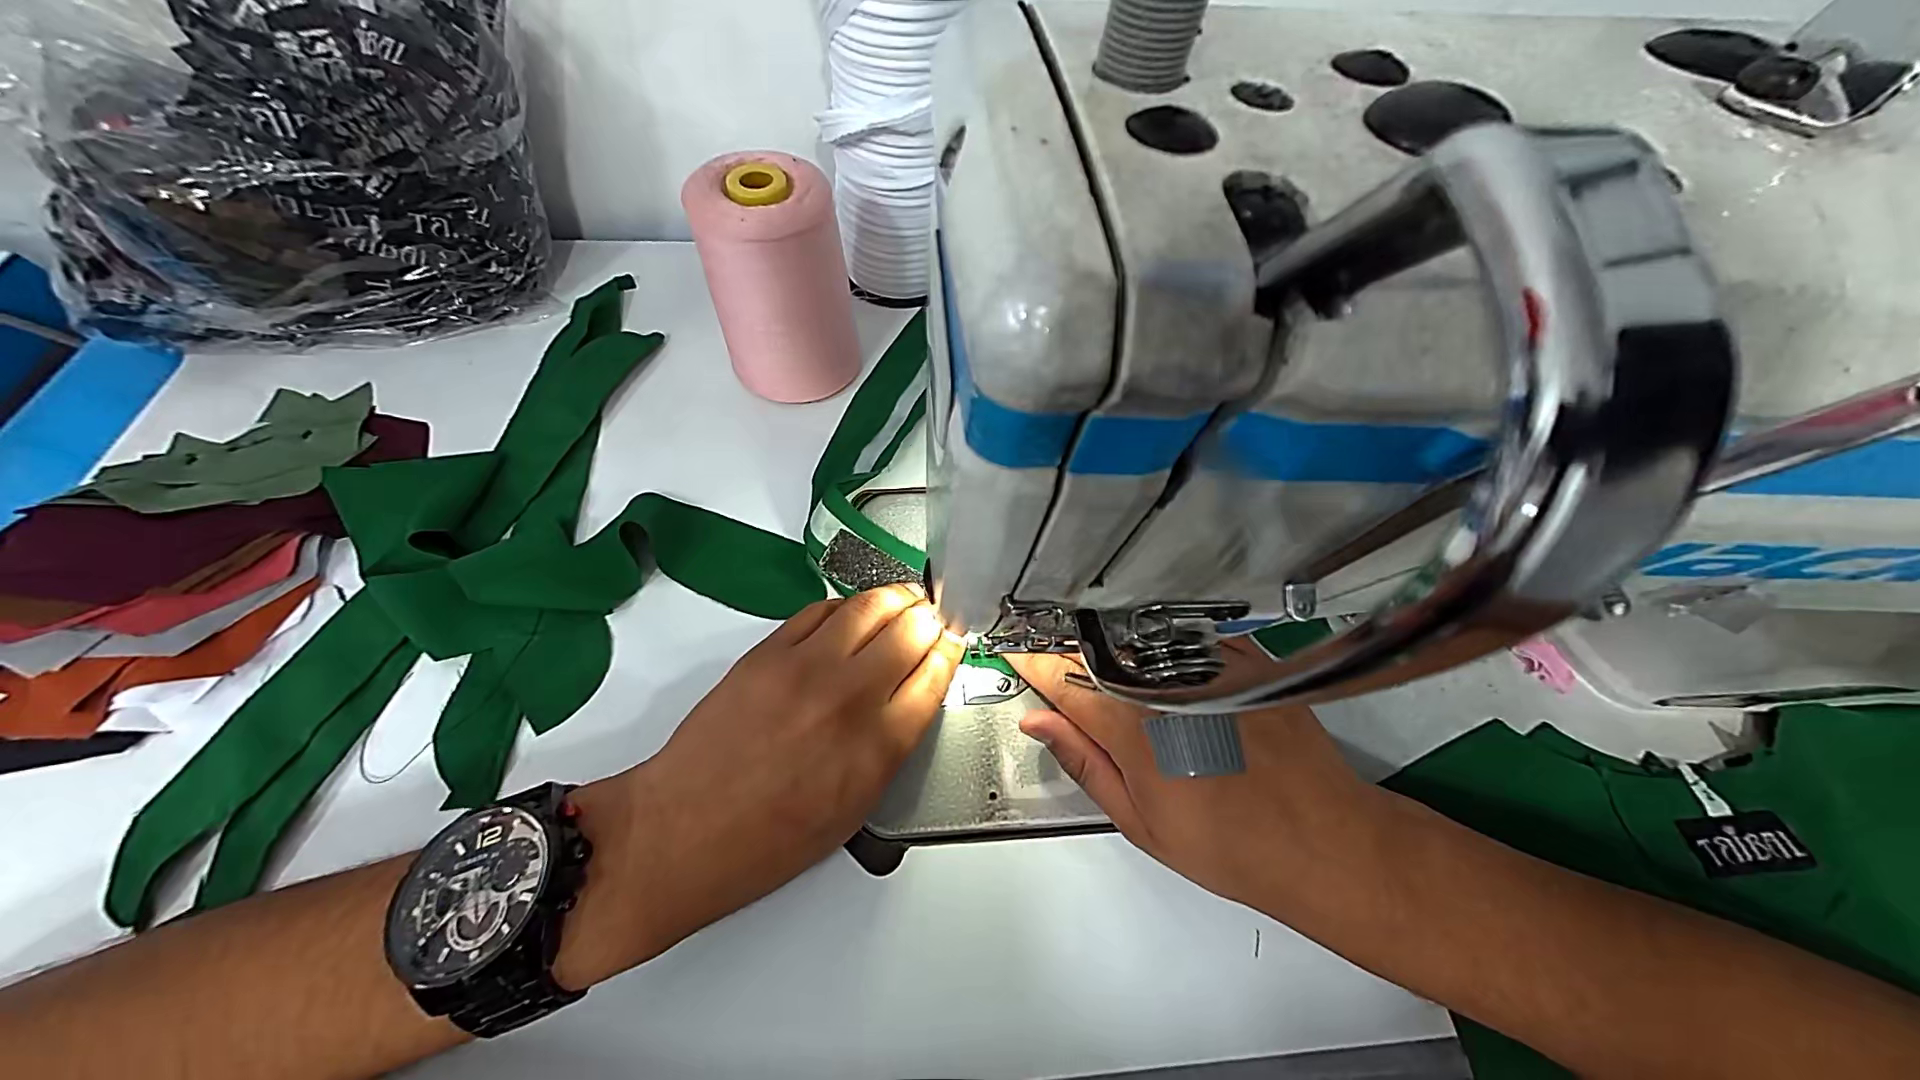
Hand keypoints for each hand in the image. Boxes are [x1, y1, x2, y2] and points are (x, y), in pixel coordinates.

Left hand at [563, 585, 964, 980]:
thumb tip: (912, 698)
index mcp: (878, 746)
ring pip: (869, 606)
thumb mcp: (856, 807)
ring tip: (902, 601)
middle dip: (931, 618)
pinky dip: (845, 606)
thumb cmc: (766, 838)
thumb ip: (893, 746)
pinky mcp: (767, 653)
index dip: (950, 651)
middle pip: (911, 629)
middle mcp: (848, 698)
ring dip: (895, 598)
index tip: (952, 643)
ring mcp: (805, 668)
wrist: (683, 832)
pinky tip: (851, 613)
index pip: (935, 674)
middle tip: (932, 618)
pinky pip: (819, 610)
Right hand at [1008, 647, 1379, 913]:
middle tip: (1054, 672)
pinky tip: (1158, 674)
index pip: (1060, 677)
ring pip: (1133, 640)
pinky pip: (1180, 638)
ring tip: (1106, 679)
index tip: (1013, 652)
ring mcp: (1207, 667)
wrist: (1324, 839)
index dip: (1030, 661)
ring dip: (1105, 650)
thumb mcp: (1138, 818)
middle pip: (1093, 652)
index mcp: (1132, 726)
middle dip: (1064, 657)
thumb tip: (1040, 725)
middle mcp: (1167, 686)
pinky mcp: (1240, 659)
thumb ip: (1081, 760)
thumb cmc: (1234, 844)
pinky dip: (1155, 648)